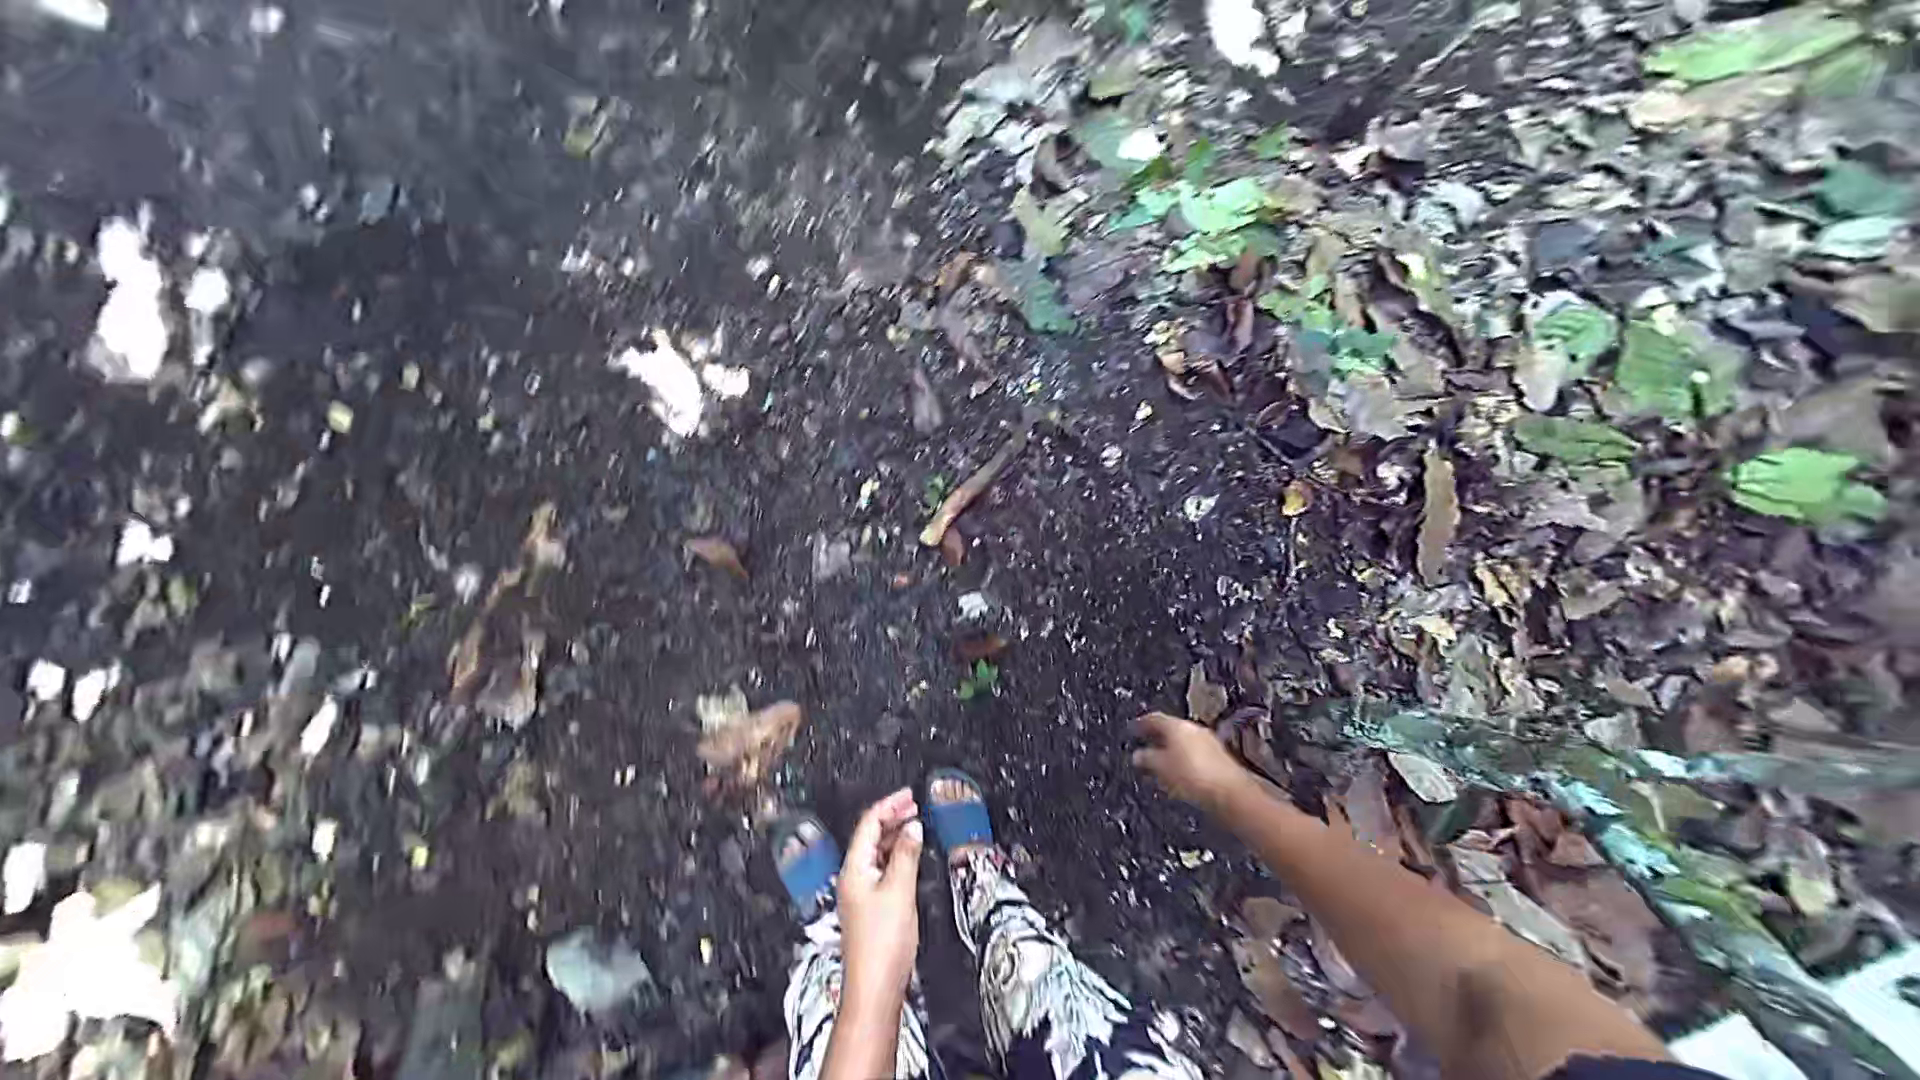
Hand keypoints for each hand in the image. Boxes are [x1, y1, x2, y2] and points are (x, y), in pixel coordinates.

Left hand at [836, 788, 922, 1003]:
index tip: (908, 795)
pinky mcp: (871, 906)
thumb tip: (913, 827)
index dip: (889, 805)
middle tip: (913, 804)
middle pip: (871, 835)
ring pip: (877, 851)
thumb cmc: (881, 945)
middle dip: (892, 816)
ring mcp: (861, 892)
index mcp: (854, 868)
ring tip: (915, 824)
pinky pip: (882, 868)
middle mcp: (853, 877)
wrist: (875, 988)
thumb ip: (906, 854)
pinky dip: (897, 855)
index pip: (869, 824)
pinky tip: (910, 855)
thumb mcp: (899, 890)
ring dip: (896, 835)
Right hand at [1132, 711, 1252, 812]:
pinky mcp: (1219, 760)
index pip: (1154, 718)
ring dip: (1171, 751)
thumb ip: (1146, 758)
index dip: (1141, 724)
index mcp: (1177, 726)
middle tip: (1145, 746)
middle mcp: (1194, 730)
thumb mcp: (1160, 768)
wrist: (1231, 795)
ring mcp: (1210, 743)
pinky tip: (1181, 775)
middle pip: (1170, 729)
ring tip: (1161, 764)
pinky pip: (1196, 755)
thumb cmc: (1195, 777)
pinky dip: (1185, 761)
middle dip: (1157, 738)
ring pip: (1184, 743)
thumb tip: (1138, 756)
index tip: (1134, 729)